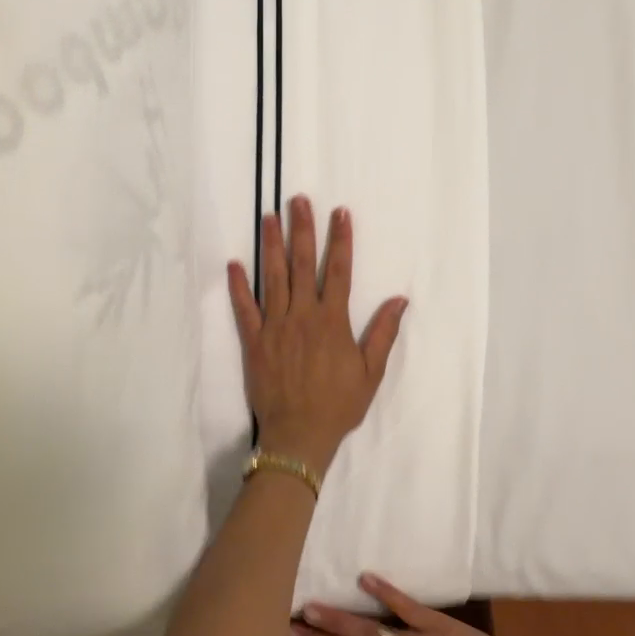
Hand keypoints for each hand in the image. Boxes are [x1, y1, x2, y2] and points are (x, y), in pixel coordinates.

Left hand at [228, 196, 407, 474]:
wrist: (299, 435)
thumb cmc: (339, 405)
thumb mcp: (371, 372)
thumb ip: (383, 333)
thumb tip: (400, 300)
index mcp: (333, 321)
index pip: (339, 271)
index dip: (341, 240)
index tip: (340, 212)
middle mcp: (303, 316)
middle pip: (303, 264)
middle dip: (302, 230)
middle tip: (298, 200)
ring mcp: (276, 327)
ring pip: (273, 278)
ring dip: (271, 246)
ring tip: (269, 217)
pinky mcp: (254, 342)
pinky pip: (244, 309)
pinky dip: (238, 286)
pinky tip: (234, 264)